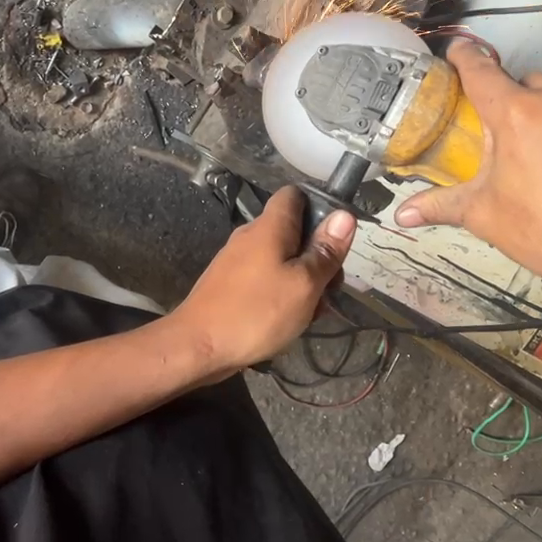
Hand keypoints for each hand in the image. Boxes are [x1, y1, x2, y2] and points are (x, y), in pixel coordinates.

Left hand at [168, 187, 354, 378]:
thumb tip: (344, 215)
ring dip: (303, 281)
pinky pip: (266, 279)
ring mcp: (237, 261)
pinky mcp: (231, 284)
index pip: (294, 195)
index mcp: (268, 227)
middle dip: (317, 257)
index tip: (337, 238)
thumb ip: (325, 252)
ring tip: (311, 313)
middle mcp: (250, 237)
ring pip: (282, 260)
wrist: (198, 346)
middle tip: (329, 289)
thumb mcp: (303, 284)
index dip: (320, 208)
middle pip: (294, 232)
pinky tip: (290, 321)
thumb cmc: (256, 313)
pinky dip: (282, 294)